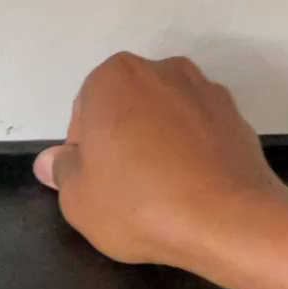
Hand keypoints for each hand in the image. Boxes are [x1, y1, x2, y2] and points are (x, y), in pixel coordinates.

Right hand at [35, 52, 286, 267]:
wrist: (226, 219)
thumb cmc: (137, 204)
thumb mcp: (77, 199)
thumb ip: (60, 171)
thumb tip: (51, 161)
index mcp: (112, 78)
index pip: (83, 115)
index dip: (83, 155)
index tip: (95, 185)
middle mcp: (160, 69)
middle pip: (125, 110)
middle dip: (121, 143)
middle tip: (124, 191)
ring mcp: (204, 89)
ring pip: (164, 119)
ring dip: (157, 147)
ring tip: (161, 194)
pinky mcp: (236, 116)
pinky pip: (198, 134)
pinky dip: (190, 155)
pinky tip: (190, 191)